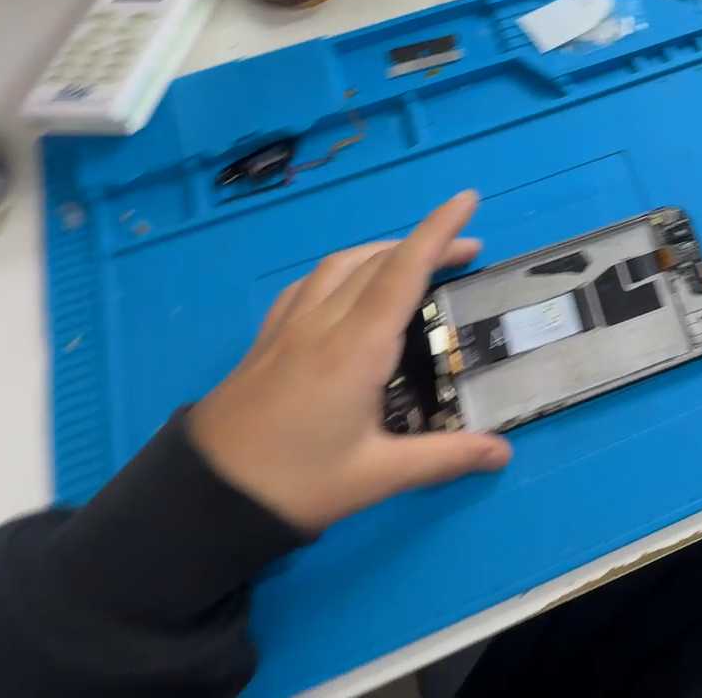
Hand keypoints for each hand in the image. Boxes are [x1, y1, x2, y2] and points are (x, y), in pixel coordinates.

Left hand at [188, 190, 510, 532]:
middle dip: (428, 242)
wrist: (198, 502)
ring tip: (415, 260)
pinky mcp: (267, 339)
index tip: (467, 200)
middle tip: (470, 250)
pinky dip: (344, 268)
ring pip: (342, 264)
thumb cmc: (293, 485)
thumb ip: (445, 458)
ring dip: (385, 251)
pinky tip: (350, 284)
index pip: (403, 272)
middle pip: (380, 261)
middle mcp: (323, 324)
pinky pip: (310, 283)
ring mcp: (289, 327)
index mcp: (355, 348)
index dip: (438, 231)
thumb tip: (504, 453)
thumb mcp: (376, 476)